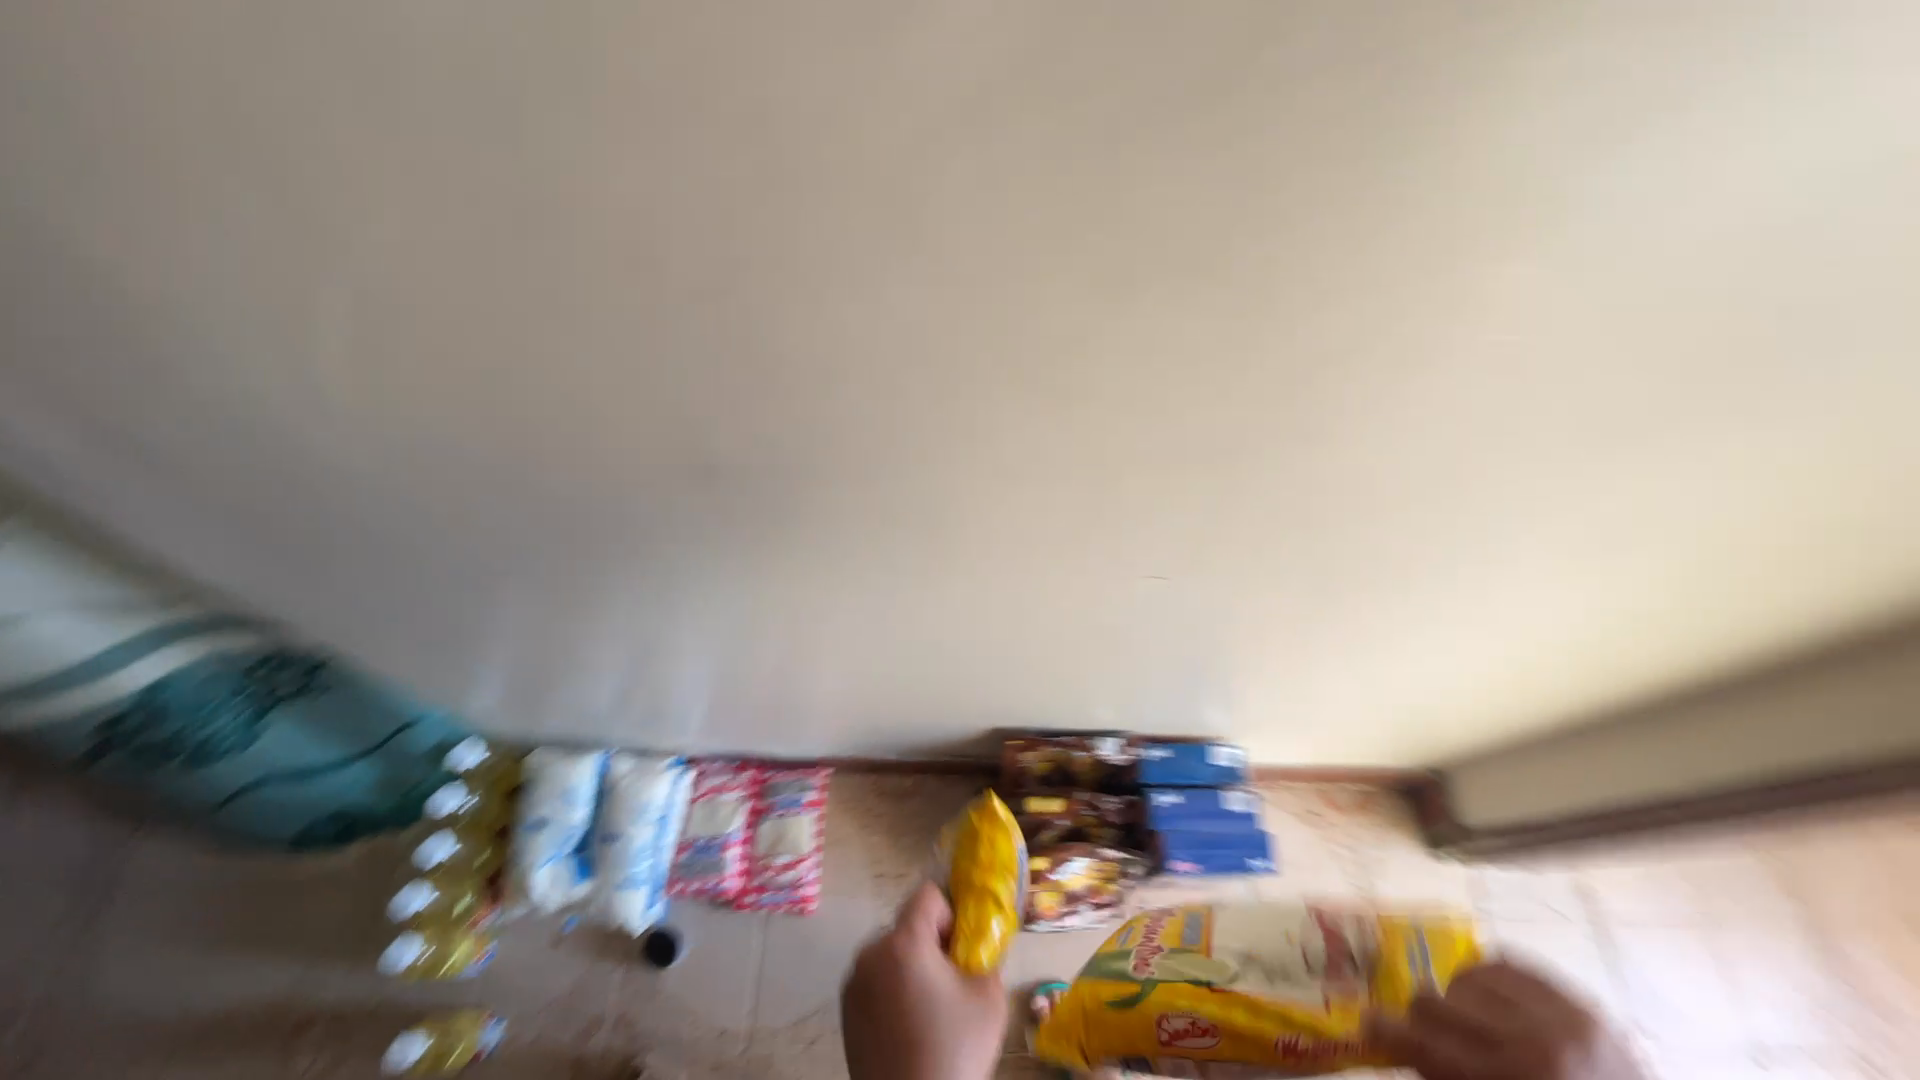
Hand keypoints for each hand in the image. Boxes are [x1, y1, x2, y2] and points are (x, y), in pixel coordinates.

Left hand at [842, 881, 1010, 1079]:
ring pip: (891, 954)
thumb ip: (985, 953)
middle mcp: (870, 953)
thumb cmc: (955, 1049)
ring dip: (911, 967)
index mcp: (903, 942)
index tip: (962, 948)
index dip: (951, 914)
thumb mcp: (988, 996)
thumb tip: (978, 942)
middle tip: (951, 983)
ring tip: (930, 1011)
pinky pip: (876, 980)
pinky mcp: (845, 1010)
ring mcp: (853, 982)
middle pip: (907, 926)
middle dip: (931, 944)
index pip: (928, 894)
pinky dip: (892, 990)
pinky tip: (908, 1026)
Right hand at [1366, 960, 1644, 1079]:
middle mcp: (1530, 1041)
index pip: (1421, 1042)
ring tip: (1469, 1019)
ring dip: (1459, 997)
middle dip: (1421, 1017)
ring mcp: (1561, 1017)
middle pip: (1434, 1000)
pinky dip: (1492, 979)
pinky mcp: (1584, 1004)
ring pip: (1467, 975)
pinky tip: (1494, 1000)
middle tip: (1426, 1032)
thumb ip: (1444, 1077)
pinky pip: (1512, 965)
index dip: (1385, 1030)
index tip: (1367, 1023)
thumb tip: (1397, 1043)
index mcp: (1504, 1078)